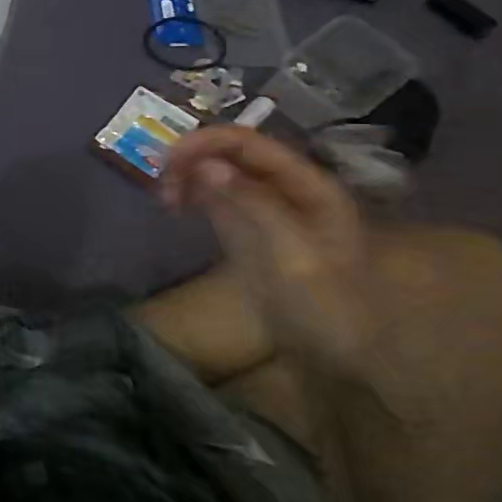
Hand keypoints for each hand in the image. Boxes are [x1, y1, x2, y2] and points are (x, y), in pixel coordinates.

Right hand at [160, 125, 376, 378]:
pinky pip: (218, 197)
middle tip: (162, 184)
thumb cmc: (324, 308)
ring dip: (190, 176)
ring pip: (222, 172)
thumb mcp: (290, 255)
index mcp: (309, 184)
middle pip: (235, 153)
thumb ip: (251, 203)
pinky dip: (195, 194)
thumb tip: (205, 162)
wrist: (338, 360)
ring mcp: (268, 208)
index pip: (253, 144)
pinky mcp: (250, 229)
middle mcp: (288, 188)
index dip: (209, 141)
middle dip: (195, 158)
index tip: (169, 158)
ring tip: (166, 198)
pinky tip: (176, 205)